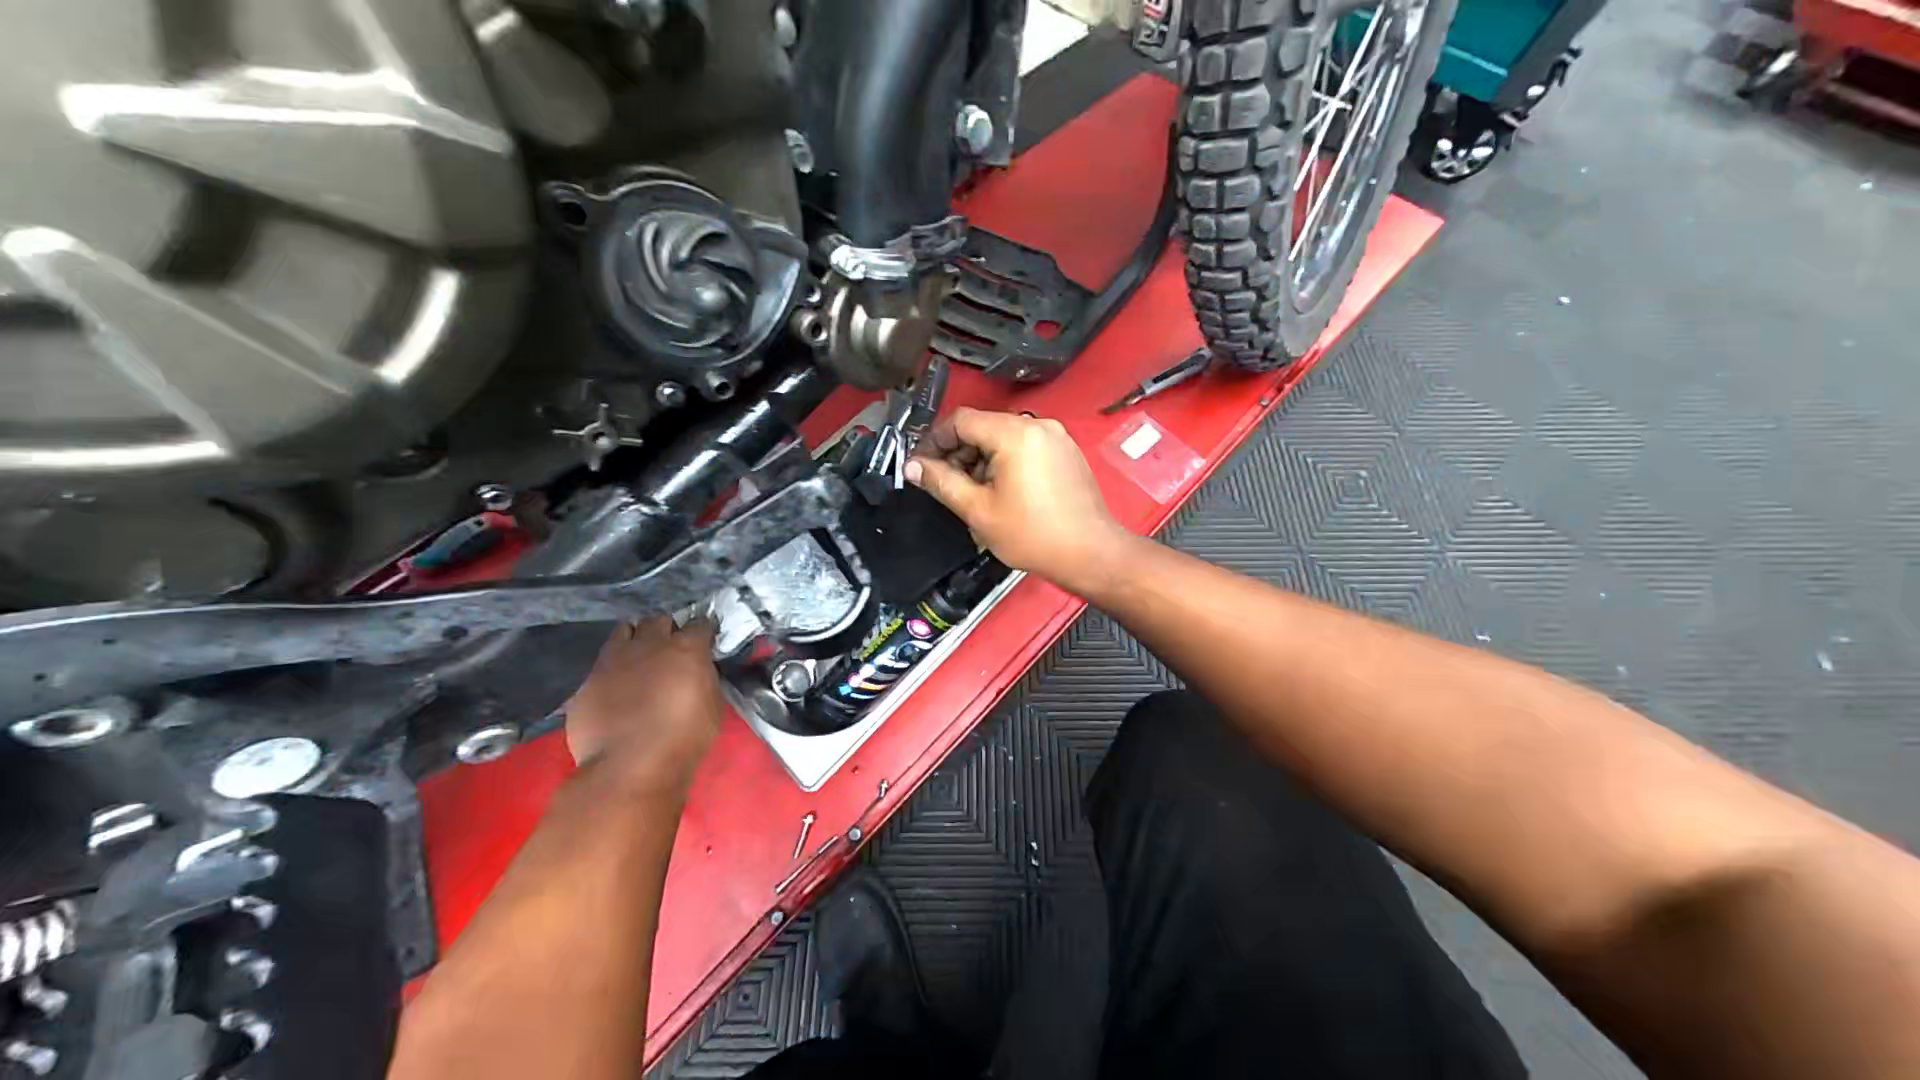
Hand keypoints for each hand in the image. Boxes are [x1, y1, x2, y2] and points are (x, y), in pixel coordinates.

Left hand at [564, 617, 722, 794]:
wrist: (631, 766)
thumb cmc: (684, 739)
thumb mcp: (712, 705)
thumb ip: (704, 678)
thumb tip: (697, 671)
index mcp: (686, 649)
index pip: (700, 624)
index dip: (704, 632)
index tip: (705, 641)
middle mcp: (650, 644)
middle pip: (659, 620)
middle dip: (667, 630)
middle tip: (671, 650)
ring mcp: (614, 659)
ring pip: (625, 630)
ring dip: (636, 638)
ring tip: (640, 656)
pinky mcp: (588, 679)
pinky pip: (602, 662)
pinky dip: (613, 667)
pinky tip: (616, 685)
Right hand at [905, 407, 1132, 593]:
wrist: (1089, 553)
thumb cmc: (1038, 536)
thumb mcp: (978, 510)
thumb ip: (941, 482)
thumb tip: (915, 467)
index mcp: (1016, 435)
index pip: (961, 420)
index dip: (934, 440)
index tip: (922, 462)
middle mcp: (1038, 427)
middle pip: (982, 426)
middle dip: (957, 452)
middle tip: (943, 482)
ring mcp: (1055, 438)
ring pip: (1002, 437)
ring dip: (980, 458)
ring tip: (973, 493)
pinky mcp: (1064, 452)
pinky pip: (1024, 446)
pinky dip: (1004, 461)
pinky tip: (998, 491)